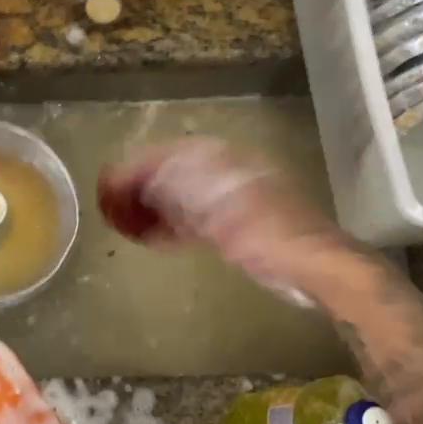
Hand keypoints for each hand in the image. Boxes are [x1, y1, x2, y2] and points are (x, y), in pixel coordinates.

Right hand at [99, 137, 363, 305]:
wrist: (314, 268)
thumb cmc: (268, 236)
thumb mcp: (218, 211)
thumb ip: (178, 191)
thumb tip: (141, 180)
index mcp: (224, 161)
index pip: (168, 154)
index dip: (135, 167)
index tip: (108, 183)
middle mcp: (225, 175)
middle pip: (171, 175)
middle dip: (139, 188)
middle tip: (110, 206)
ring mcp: (231, 202)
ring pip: (180, 198)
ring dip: (151, 209)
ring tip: (124, 223)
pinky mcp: (235, 228)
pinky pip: (192, 220)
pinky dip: (170, 226)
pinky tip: (152, 238)